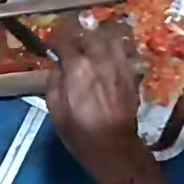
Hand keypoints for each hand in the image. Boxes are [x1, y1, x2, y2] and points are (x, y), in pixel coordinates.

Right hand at [46, 23, 153, 183]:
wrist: (114, 148)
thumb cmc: (80, 133)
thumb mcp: (55, 109)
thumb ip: (54, 81)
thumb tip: (57, 65)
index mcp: (78, 67)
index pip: (65, 40)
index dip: (56, 39)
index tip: (51, 44)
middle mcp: (100, 59)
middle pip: (89, 35)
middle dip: (78, 38)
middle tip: (71, 47)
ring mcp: (119, 65)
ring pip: (109, 39)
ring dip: (98, 40)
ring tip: (91, 48)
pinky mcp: (131, 74)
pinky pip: (123, 52)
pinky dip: (113, 49)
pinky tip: (107, 57)